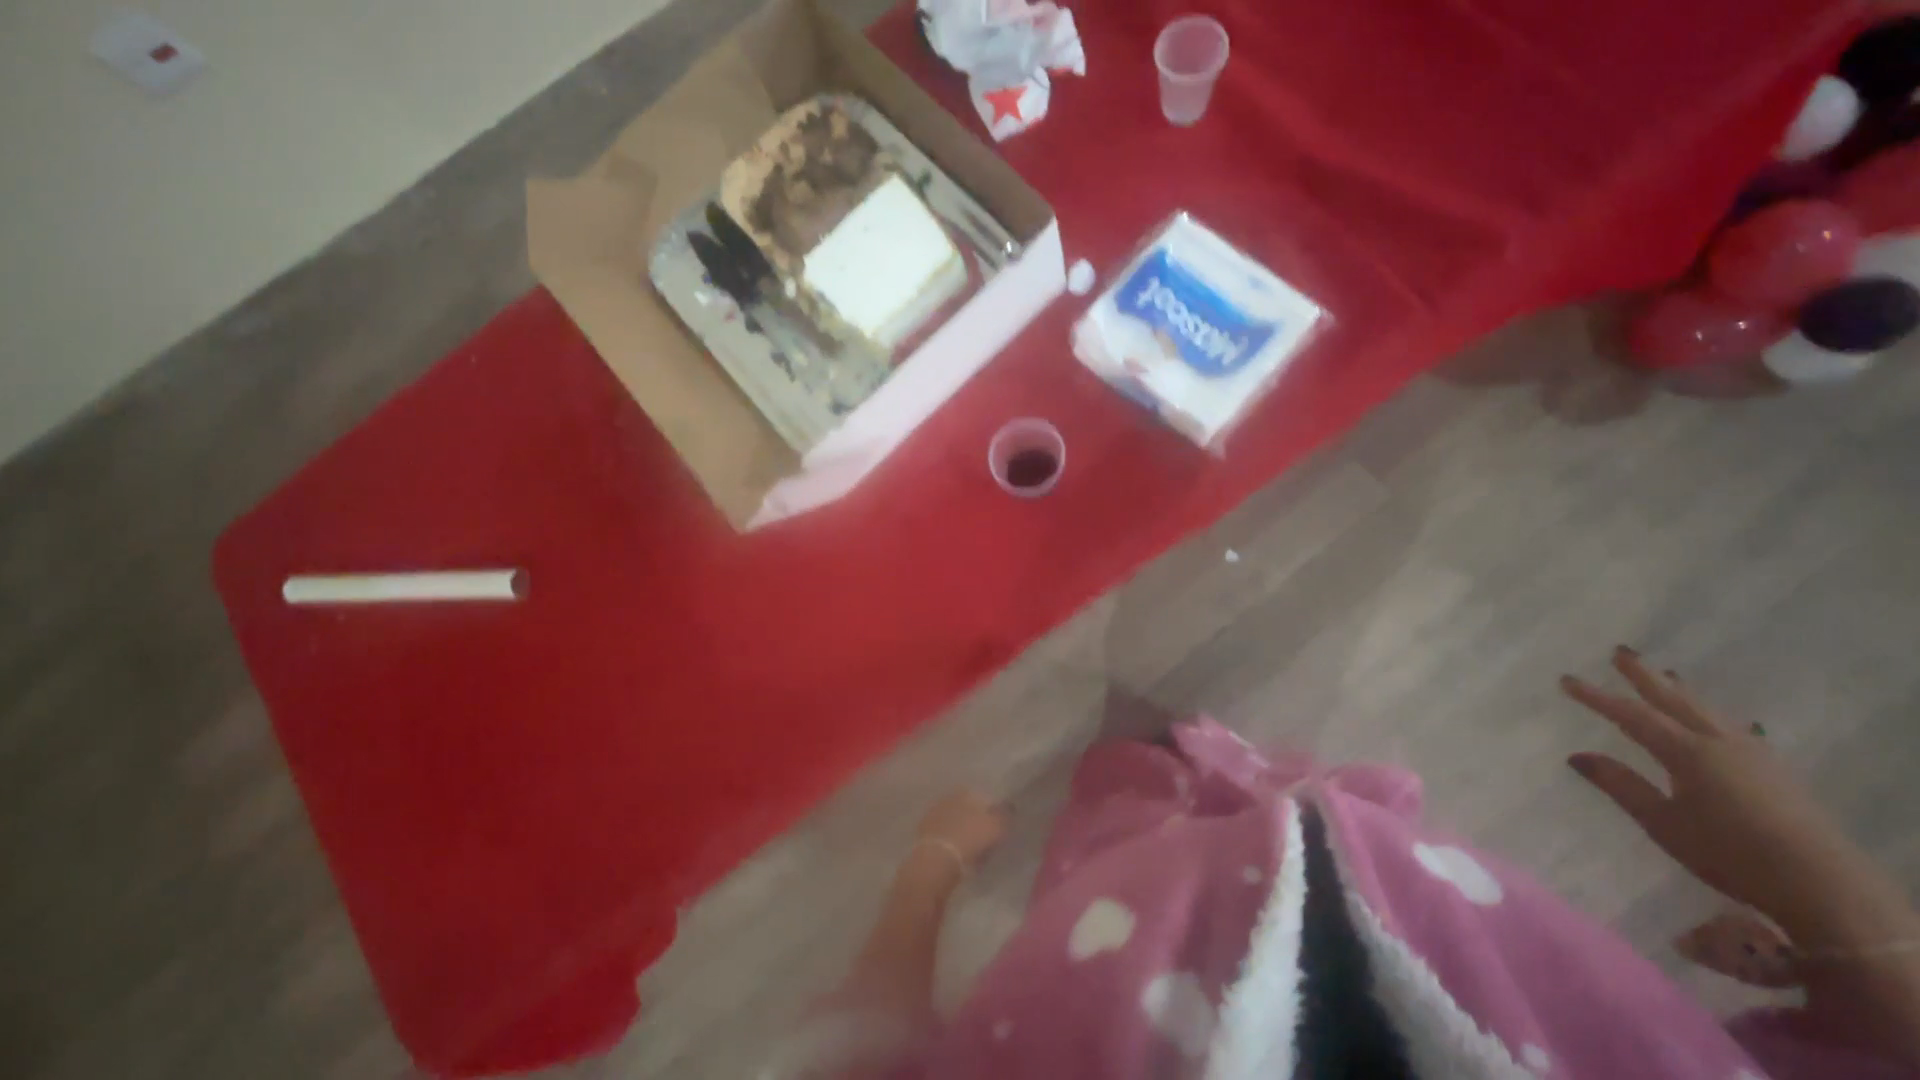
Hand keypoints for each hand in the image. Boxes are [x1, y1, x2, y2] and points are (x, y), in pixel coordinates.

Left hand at [915, 789, 1009, 871]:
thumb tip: (1010, 806)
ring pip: (955, 823)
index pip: (984, 800)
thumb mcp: (997, 826)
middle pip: (968, 810)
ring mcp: (934, 814)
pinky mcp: (924, 832)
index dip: (992, 815)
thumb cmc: (972, 838)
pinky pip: (945, 836)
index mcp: (966, 792)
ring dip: (963, 833)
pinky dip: (952, 843)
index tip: (997, 830)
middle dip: (976, 823)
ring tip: (972, 853)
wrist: (938, 858)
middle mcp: (948, 798)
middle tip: (986, 841)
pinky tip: (957, 856)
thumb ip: (1005, 814)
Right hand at [1561, 647, 1866, 929]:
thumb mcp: (1663, 823)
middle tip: (1620, 652)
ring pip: (1706, 710)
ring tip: (1665, 675)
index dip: (1597, 697)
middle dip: (1645, 676)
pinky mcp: (1773, 769)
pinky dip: (1710, 713)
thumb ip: (1621, 786)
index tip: (1567, 680)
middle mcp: (1719, 742)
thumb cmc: (1728, 852)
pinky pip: (1732, 726)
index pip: (1633, 715)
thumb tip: (1577, 755)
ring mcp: (1752, 753)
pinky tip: (1716, 719)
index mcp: (1687, 752)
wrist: (1819, 881)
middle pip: (1674, 700)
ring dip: (1680, 691)